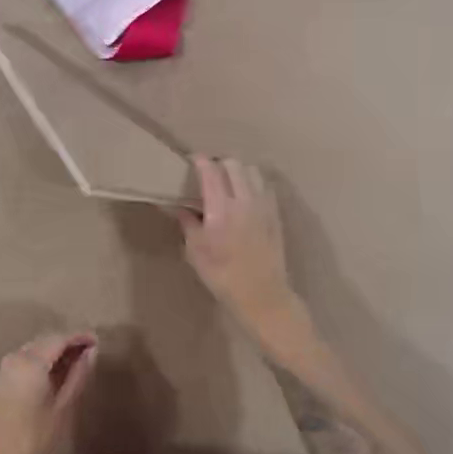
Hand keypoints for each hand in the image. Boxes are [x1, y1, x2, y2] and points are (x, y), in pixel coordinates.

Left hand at [0, 332, 97, 453]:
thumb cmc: (34, 436)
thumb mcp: (63, 407)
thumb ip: (78, 376)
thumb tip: (91, 352)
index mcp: (31, 361)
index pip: (59, 338)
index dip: (79, 337)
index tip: (98, 340)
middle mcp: (16, 356)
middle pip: (47, 340)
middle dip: (68, 343)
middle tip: (91, 352)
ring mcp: (7, 365)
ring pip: (37, 347)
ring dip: (56, 351)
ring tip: (79, 362)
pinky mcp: (4, 375)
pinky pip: (28, 357)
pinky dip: (44, 359)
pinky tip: (58, 372)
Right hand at [179, 156, 295, 315]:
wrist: (261, 294)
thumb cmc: (221, 274)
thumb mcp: (195, 250)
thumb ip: (187, 222)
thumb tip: (177, 206)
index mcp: (221, 208)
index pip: (211, 171)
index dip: (200, 160)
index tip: (191, 159)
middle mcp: (245, 201)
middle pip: (234, 165)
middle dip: (219, 163)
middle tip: (208, 172)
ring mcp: (264, 206)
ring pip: (253, 172)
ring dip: (238, 171)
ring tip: (228, 181)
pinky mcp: (276, 215)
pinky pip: (265, 187)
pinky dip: (253, 184)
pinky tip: (245, 196)